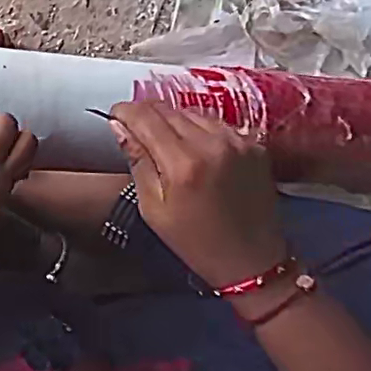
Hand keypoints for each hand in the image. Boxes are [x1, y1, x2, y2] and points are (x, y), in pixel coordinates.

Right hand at [108, 100, 287, 289]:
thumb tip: (120, 127)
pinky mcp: (254, 145)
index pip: (145, 117)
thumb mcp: (153, 208)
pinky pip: (215, 123)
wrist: (253, 261)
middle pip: (168, 110)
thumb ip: (137, 162)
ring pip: (191, 112)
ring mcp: (238, 142)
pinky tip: (192, 147)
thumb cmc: (197, 242)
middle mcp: (213, 144)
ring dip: (172, 120)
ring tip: (163, 141)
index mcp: (183, 164)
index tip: (115, 117)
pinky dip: (198, 128)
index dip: (124, 112)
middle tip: (135, 130)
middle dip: (145, 114)